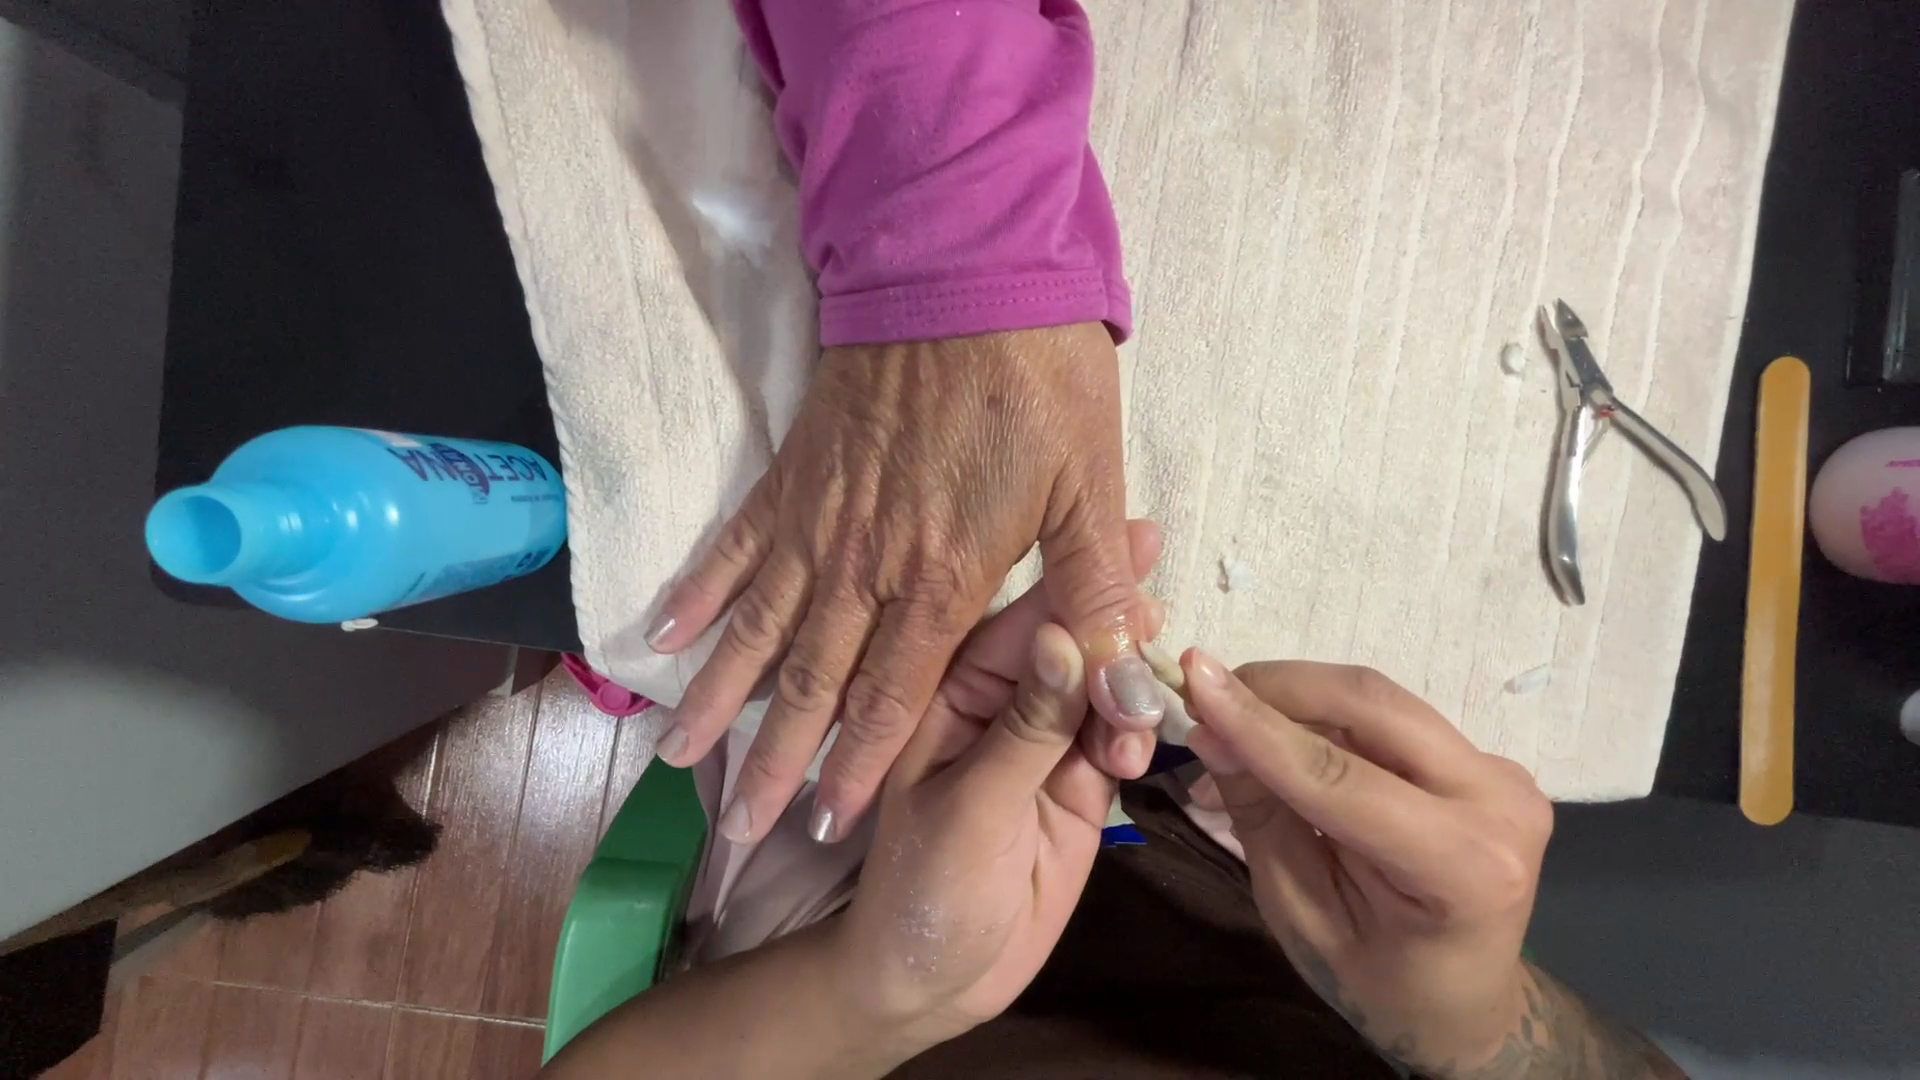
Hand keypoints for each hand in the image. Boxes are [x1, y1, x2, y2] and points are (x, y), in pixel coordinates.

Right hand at [648, 325, 1163, 845]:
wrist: (966, 270)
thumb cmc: (1037, 379)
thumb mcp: (1090, 485)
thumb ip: (1097, 592)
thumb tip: (1123, 688)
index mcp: (944, 578)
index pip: (893, 697)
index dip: (860, 767)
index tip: (824, 825)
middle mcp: (867, 564)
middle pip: (814, 680)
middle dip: (778, 759)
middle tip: (738, 824)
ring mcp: (819, 519)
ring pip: (761, 627)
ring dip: (719, 697)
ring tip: (675, 753)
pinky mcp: (794, 474)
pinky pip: (736, 545)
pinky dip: (701, 593)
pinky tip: (664, 637)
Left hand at [826, 520, 1164, 1043]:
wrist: (936, 979)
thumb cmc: (924, 887)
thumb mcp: (971, 805)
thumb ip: (1025, 728)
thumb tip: (1067, 636)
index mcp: (955, 689)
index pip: (1021, 623)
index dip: (1073, 584)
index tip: (1131, 540)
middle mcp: (1004, 701)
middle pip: (1070, 645)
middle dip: (1113, 627)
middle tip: (1156, 607)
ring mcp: (1046, 739)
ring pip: (1101, 689)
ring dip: (1128, 690)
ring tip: (1145, 704)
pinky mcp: (1081, 780)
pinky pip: (1118, 740)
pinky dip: (1136, 738)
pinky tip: (1141, 749)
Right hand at [1179, 656, 1554, 1075]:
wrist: (1463, 1003)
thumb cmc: (1375, 974)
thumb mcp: (1297, 908)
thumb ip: (1257, 812)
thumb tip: (1207, 731)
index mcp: (1463, 866)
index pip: (1338, 774)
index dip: (1257, 723)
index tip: (1193, 676)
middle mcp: (1496, 800)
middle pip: (1368, 704)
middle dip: (1274, 686)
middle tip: (1203, 690)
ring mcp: (1496, 770)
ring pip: (1372, 696)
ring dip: (1290, 693)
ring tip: (1228, 710)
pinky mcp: (1476, 754)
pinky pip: (1379, 710)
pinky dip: (1314, 709)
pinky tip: (1274, 727)